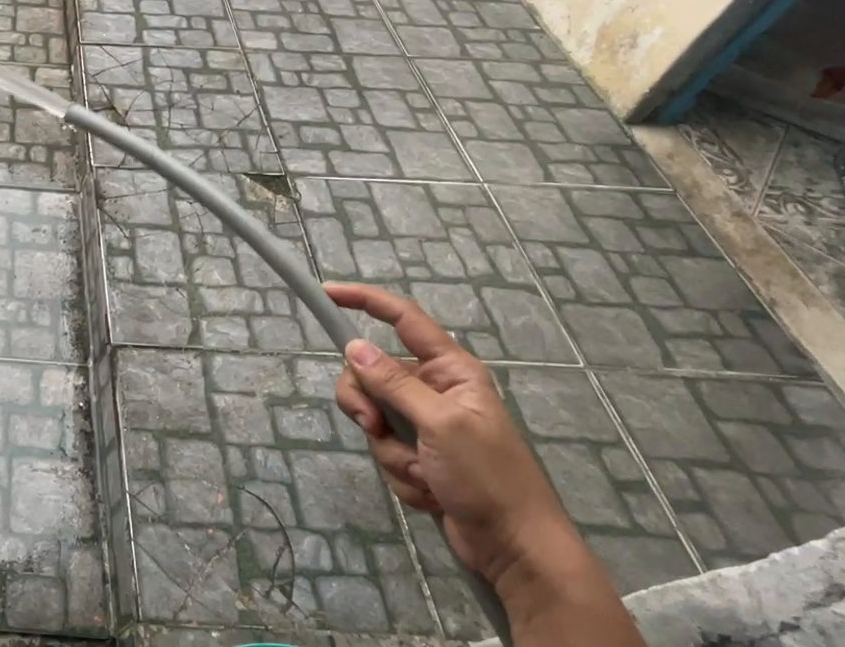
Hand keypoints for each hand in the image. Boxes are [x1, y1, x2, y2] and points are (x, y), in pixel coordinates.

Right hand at [326, 283, 573, 585]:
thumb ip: (394, 383)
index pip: (402, 319)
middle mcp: (435, 390)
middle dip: (367, 405)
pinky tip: (430, 491)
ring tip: (423, 473)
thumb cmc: (489, 478)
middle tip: (376, 427)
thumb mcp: (440, 424)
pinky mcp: (419, 455)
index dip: (364, 301)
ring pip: (374, 417)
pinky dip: (401, 472)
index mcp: (450, 370)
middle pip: (370, 374)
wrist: (516, 550)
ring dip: (391, 450)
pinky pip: (386, 451)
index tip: (328, 293)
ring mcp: (425, 424)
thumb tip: (354, 347)